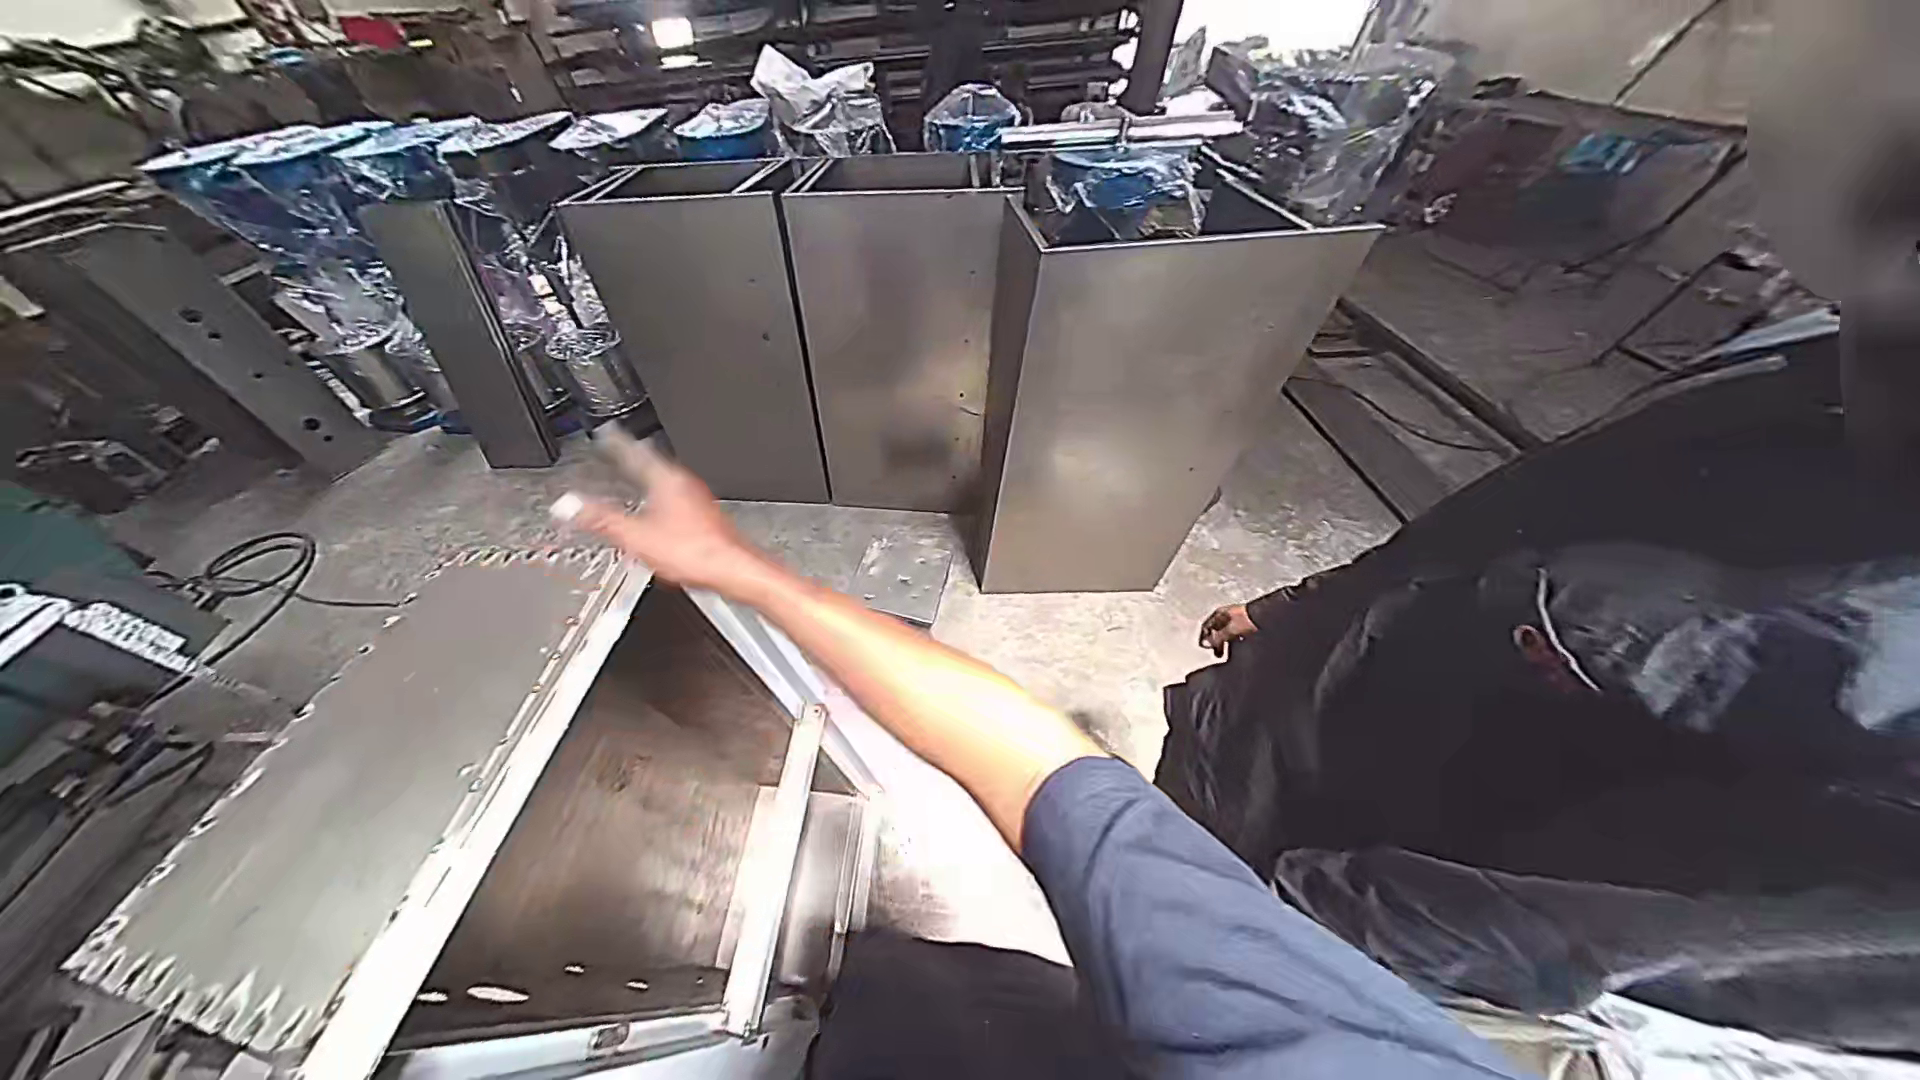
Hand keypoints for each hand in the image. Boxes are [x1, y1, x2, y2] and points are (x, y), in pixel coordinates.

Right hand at [551, 429, 770, 594]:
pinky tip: (660, 517)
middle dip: (636, 461)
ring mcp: (700, 502)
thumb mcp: (634, 536)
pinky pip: (679, 503)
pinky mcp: (708, 519)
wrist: (733, 570)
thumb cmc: (696, 552)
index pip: (636, 452)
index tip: (607, 433)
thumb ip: (600, 519)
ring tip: (636, 481)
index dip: (618, 443)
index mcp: (668, 481)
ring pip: (669, 485)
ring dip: (651, 483)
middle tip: (621, 452)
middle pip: (655, 467)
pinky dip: (663, 504)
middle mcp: (687, 486)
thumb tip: (569, 505)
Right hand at [1198, 603, 1256, 655]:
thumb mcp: (1229, 630)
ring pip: (1226, 632)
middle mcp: (1226, 614)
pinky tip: (1239, 646)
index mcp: (1219, 613)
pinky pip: (1236, 633)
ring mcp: (1236, 618)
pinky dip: (1235, 641)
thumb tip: (1204, 644)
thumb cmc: (1246, 619)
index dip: (1204, 638)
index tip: (1206, 648)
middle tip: (1218, 654)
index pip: (1206, 626)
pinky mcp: (1245, 623)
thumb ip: (1216, 638)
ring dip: (1226, 642)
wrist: (1266, 615)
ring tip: (1229, 652)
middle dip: (1216, 642)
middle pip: (1216, 630)